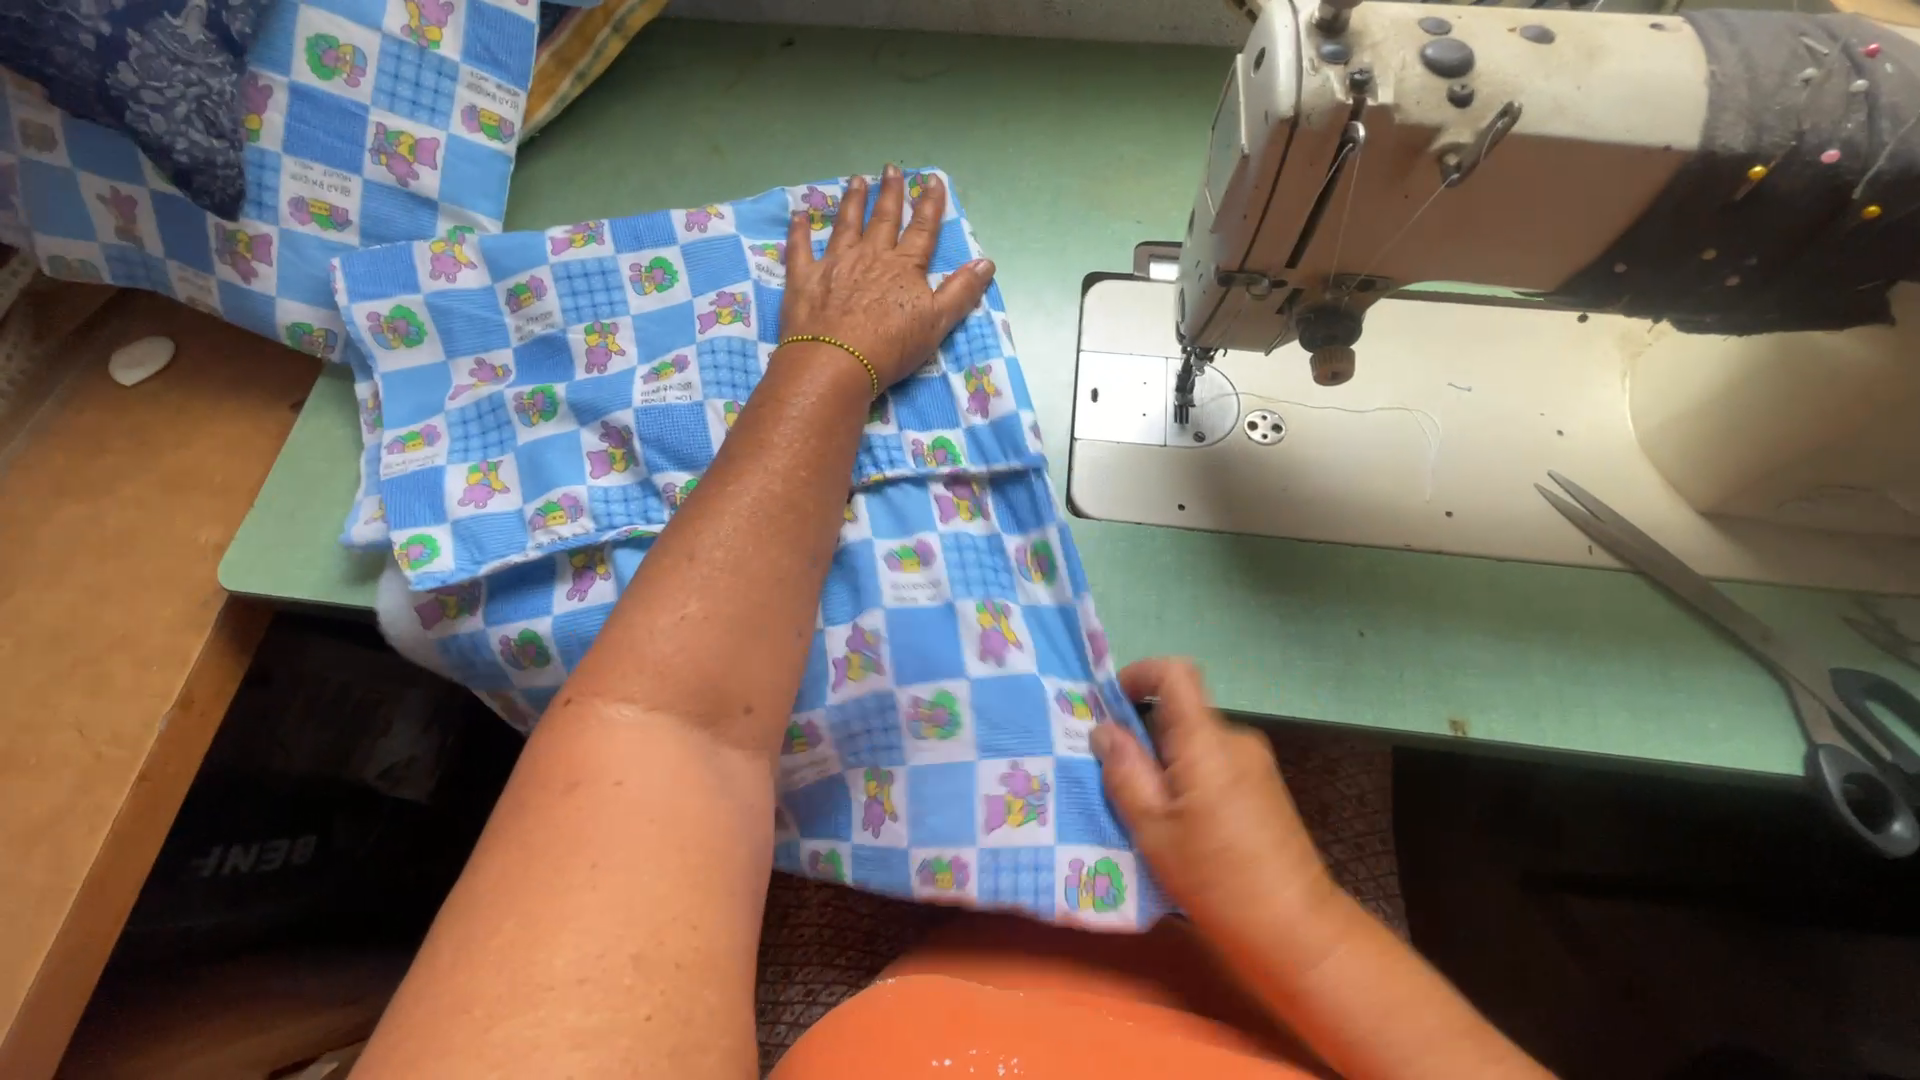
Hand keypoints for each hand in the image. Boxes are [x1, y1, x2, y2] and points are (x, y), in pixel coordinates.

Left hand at [778, 165, 996, 389]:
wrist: (836, 362)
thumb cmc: (891, 347)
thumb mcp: (937, 323)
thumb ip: (961, 292)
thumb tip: (986, 263)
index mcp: (903, 267)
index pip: (922, 230)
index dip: (929, 205)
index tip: (933, 180)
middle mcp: (870, 256)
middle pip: (883, 219)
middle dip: (890, 193)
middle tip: (891, 168)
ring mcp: (835, 263)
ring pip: (845, 225)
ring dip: (852, 201)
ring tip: (856, 181)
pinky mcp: (805, 278)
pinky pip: (800, 248)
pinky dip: (798, 231)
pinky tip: (798, 216)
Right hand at [1092, 658, 1338, 951]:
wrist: (1295, 928)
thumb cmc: (1215, 877)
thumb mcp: (1153, 828)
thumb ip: (1124, 771)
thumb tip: (1104, 731)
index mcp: (1206, 741)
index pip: (1176, 673)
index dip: (1140, 674)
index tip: (1112, 704)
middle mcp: (1235, 739)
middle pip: (1180, 713)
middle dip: (1143, 734)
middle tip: (1113, 775)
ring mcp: (1255, 763)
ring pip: (1195, 742)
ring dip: (1164, 761)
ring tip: (1144, 810)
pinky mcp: (1264, 786)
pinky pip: (1214, 762)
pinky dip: (1188, 777)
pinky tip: (1179, 823)